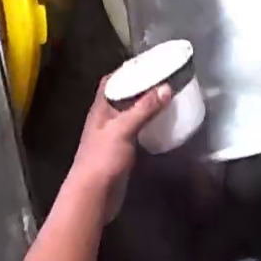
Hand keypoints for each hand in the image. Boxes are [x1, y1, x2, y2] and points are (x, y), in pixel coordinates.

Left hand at [66, 77, 172, 215]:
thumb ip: (144, 108)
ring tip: (167, 97)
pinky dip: (149, 125)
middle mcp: (106, 119)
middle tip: (163, 79)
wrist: (93, 197)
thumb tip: (166, 87)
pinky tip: (163, 124)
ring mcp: (114, 136)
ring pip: (131, 114)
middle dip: (141, 87)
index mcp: (101, 109)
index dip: (125, 70)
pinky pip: (138, 131)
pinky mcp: (122, 152)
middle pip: (123, 96)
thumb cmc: (102, 158)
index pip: (110, 81)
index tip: (146, 64)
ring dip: (146, 106)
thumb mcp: (123, 129)